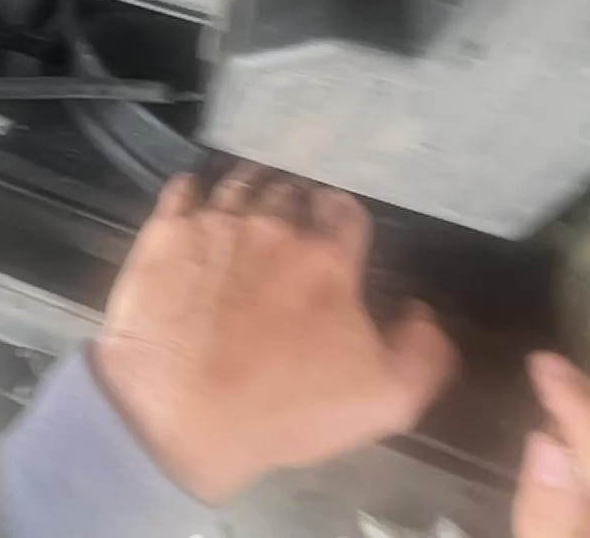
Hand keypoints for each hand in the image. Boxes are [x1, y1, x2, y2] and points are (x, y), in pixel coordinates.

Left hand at [91, 164, 459, 502]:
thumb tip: (421, 310)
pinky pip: (185, 186)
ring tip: (247, 203)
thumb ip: (422, 353)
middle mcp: (271, 224)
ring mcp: (214, 221)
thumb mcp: (383, 401)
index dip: (341, 217)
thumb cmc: (282, 408)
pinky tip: (196, 202)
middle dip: (294, 201)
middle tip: (287, 223)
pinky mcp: (167, 228)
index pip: (344, 209)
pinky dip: (194, 189)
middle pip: (290, 189)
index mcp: (326, 258)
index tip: (332, 232)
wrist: (181, 410)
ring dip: (250, 187)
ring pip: (241, 180)